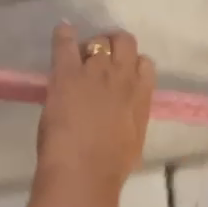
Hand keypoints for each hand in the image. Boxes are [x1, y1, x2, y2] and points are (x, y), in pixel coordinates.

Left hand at [36, 24, 153, 187]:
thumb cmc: (110, 168)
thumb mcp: (133, 142)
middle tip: (99, 60)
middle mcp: (123, 77)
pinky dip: (64, 35)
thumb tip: (124, 117)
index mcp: (142, 97)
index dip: (132, 65)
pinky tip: (62, 35)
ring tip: (79, 56)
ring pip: (99, 40)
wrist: (83, 171)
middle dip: (114, 47)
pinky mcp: (67, 72)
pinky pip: (65, 41)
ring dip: (91, 46)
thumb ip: (132, 120)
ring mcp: (95, 71)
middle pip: (125, 43)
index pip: (145, 65)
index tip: (121, 74)